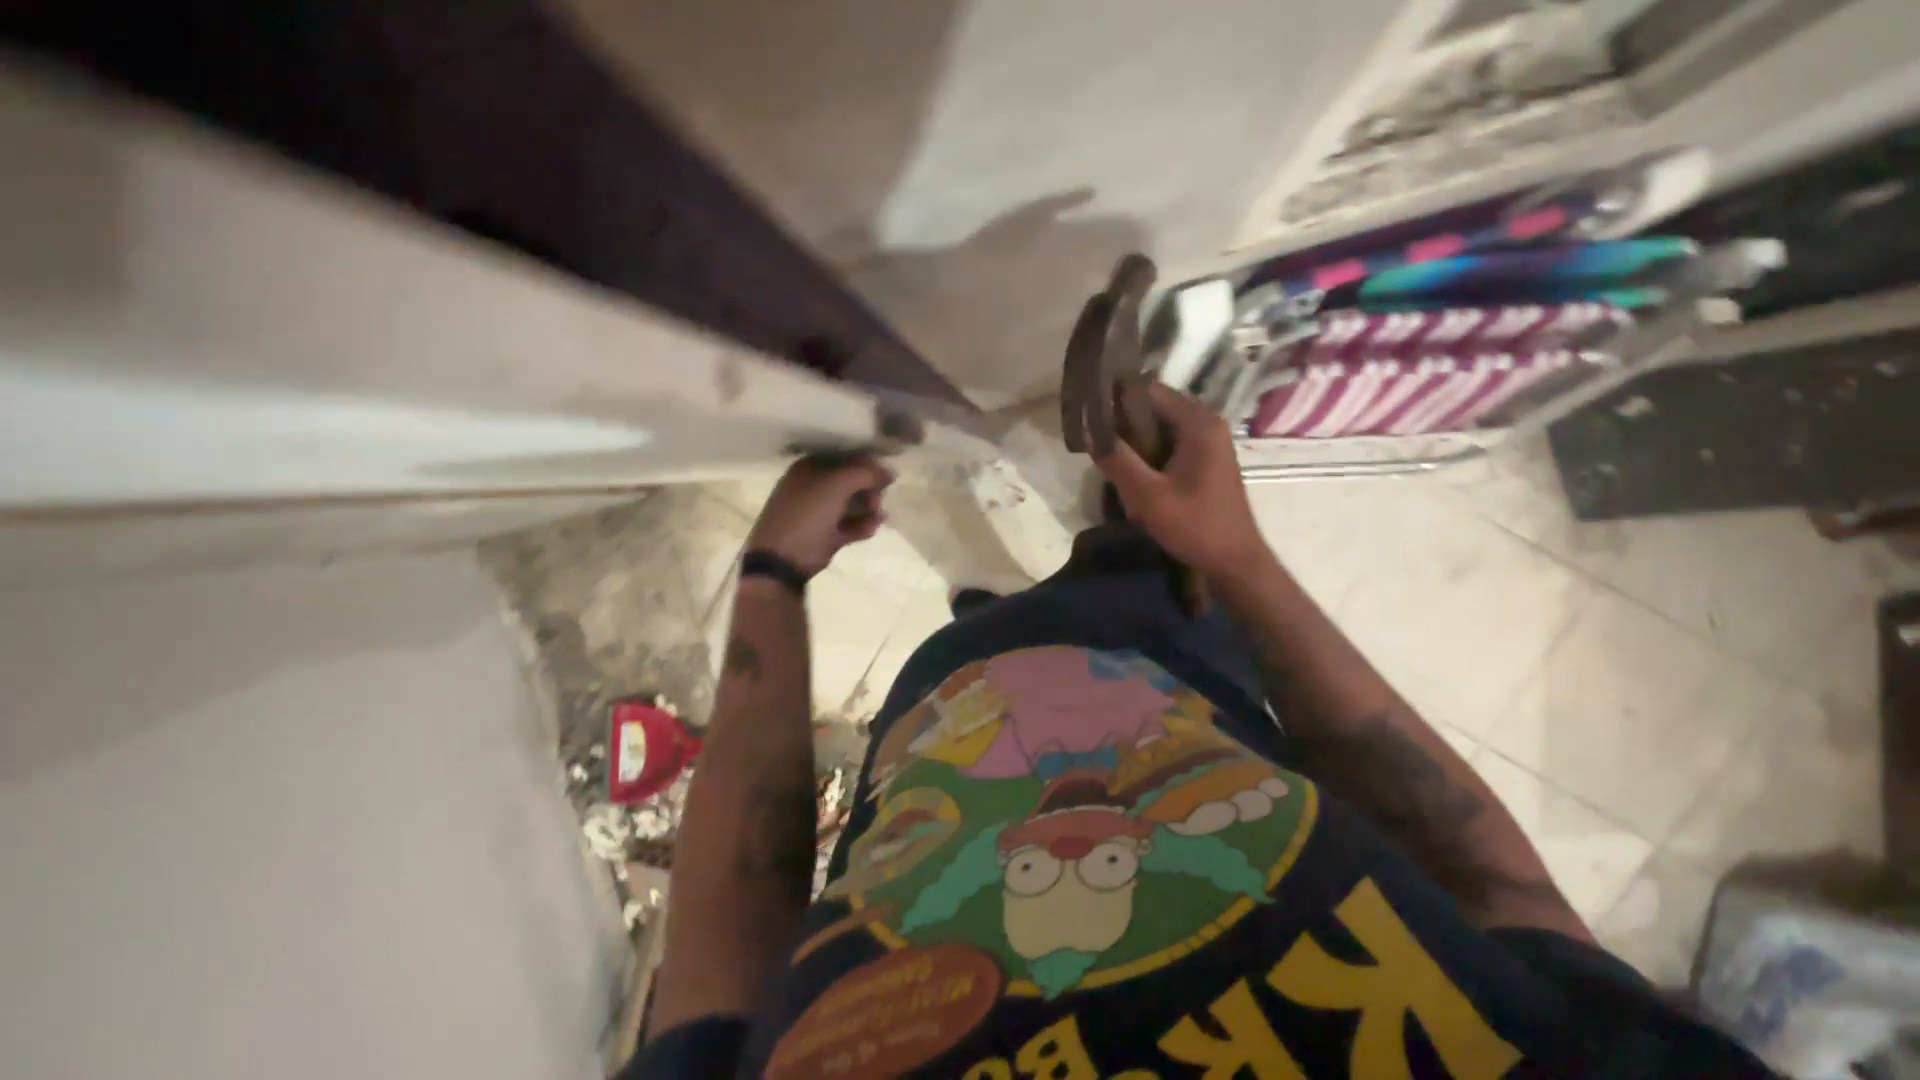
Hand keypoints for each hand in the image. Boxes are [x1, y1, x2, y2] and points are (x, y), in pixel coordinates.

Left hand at [746, 456, 894, 577]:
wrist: (781, 562)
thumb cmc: (806, 515)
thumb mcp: (836, 486)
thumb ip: (865, 473)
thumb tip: (889, 471)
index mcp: (807, 468)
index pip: (843, 457)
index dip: (867, 464)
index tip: (886, 476)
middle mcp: (811, 486)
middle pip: (849, 481)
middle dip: (869, 489)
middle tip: (879, 500)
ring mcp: (816, 512)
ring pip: (849, 504)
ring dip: (868, 509)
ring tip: (879, 518)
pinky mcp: (822, 535)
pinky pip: (846, 525)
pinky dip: (860, 526)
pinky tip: (872, 529)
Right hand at [1091, 383, 1271, 578]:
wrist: (1235, 562)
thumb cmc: (1195, 526)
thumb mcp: (1148, 496)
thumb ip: (1117, 460)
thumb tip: (1088, 432)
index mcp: (1198, 422)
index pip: (1148, 391)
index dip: (1116, 401)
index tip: (1090, 419)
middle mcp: (1207, 422)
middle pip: (1154, 407)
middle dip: (1124, 424)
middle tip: (1096, 445)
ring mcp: (1209, 441)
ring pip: (1160, 427)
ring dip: (1136, 442)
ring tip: (1111, 462)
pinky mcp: (1206, 459)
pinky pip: (1170, 443)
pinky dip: (1150, 454)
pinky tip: (1134, 476)